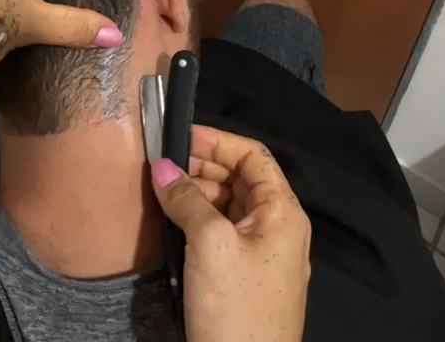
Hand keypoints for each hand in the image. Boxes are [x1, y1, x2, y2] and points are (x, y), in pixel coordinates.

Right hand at [152, 125, 311, 341]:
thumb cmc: (236, 307)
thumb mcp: (209, 244)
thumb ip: (187, 199)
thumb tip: (163, 166)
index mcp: (282, 212)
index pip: (254, 156)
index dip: (218, 141)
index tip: (180, 137)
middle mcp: (278, 228)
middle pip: (241, 178)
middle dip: (203, 166)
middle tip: (163, 164)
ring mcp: (263, 255)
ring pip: (229, 206)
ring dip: (197, 193)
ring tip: (161, 190)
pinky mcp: (245, 278)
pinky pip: (223, 233)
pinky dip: (199, 219)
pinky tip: (172, 220)